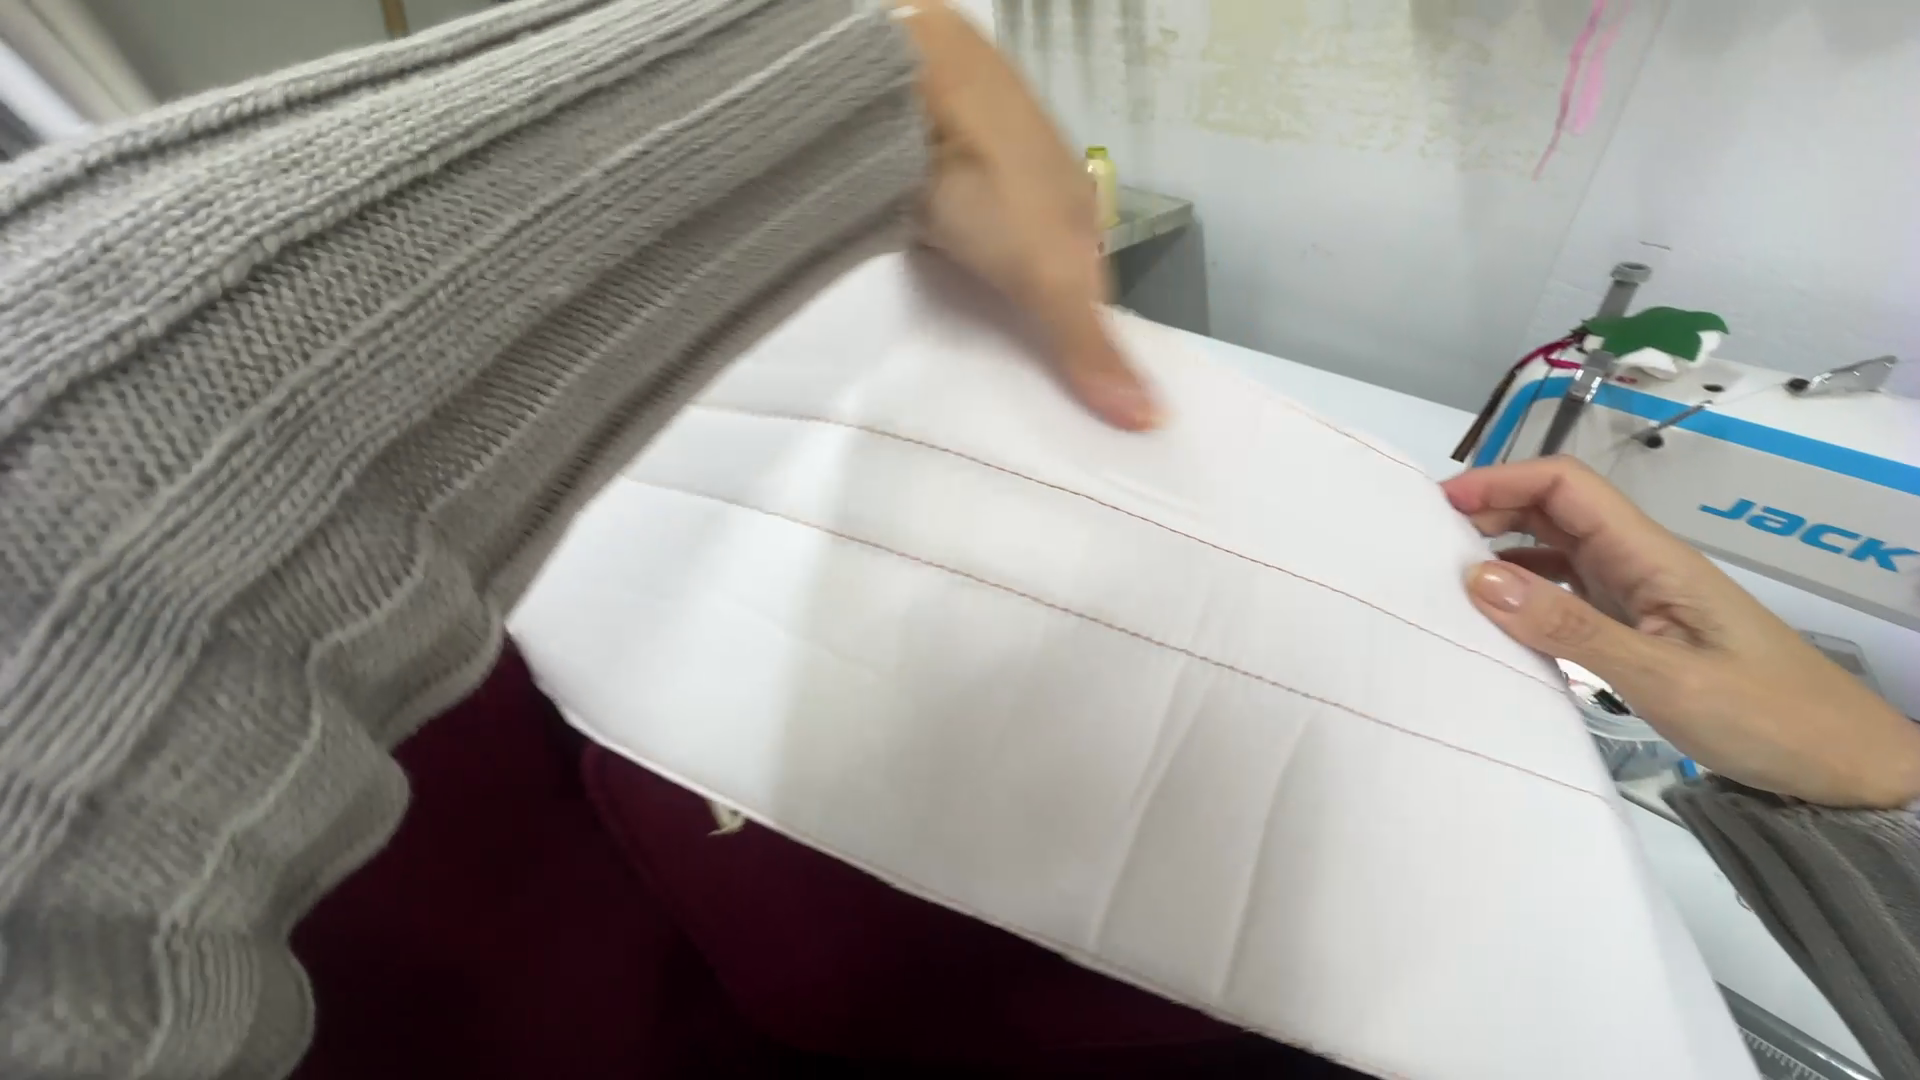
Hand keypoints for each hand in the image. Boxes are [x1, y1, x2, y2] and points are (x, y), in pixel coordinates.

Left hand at [893, 2, 1159, 429]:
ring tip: (963, 365)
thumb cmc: (990, 182)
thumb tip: (1155, 421)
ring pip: (987, 264)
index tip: (1061, 404)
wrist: (896, 92)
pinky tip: (926, 303)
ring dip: (979, 306)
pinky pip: (941, 246)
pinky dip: (940, 276)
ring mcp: (975, 184)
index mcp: (1078, 209)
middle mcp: (1033, 195)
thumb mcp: (1049, 274)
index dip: (1079, 347)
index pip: (1091, 295)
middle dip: (1025, 331)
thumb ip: (1089, 346)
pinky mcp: (923, 181)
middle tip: (1006, 395)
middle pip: (1037, 280)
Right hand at [1442, 457, 1919, 809]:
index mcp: (1651, 556)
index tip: (1440, 505)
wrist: (1845, 772)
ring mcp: (1632, 592)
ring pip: (1550, 547)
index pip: (1567, 485)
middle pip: (1552, 508)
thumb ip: (1568, 627)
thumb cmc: (1768, 718)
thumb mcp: (1663, 676)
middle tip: (1429, 543)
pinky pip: (1558, 588)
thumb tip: (1476, 578)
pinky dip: (1516, 589)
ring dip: (1497, 548)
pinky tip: (1490, 613)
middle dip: (1488, 510)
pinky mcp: (1626, 623)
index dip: (1501, 480)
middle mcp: (1636, 562)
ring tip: (1446, 576)